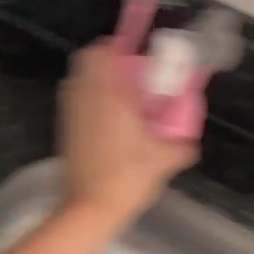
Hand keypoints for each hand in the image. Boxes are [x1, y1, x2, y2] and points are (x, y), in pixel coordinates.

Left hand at [58, 39, 198, 220]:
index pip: (100, 54)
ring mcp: (70, 114)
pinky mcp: (63, 130)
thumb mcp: (162, 162)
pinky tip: (104, 117)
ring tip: (114, 92)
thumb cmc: (126, 178)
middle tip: (123, 70)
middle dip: (101, 58)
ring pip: (75, 80)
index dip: (112, 45)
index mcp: (109, 97)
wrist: (89, 207)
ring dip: (91, 78)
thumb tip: (189, 143)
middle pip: (83, 61)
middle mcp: (85, 98)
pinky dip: (85, 98)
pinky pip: (72, 101)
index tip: (129, 51)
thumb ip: (180, 147)